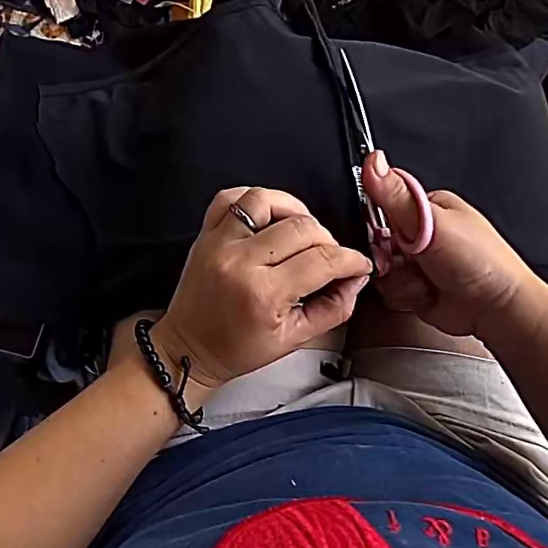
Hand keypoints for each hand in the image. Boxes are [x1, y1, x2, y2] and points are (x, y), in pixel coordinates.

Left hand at [145, 188, 371, 391]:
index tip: (357, 264)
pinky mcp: (207, 234)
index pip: (323, 260)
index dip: (351, 260)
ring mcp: (220, 243)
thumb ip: (333, 309)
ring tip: (303, 233)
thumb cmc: (235, 348)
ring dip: (296, 212)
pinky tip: (271, 216)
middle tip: (331, 258)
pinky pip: (232, 197)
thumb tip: (355, 280)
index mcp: (263, 293)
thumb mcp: (294, 339)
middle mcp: (240, 262)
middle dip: (329, 241)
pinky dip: (257, 200)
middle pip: (303, 228)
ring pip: (268, 200)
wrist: (189, 349)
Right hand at [362, 151, 542, 338]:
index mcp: (426, 208)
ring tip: (426, 280)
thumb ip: (397, 194)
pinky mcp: (415, 289)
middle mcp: (420, 235)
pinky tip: (427, 294)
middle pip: (378, 244)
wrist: (495, 308)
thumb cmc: (479, 261)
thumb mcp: (432, 222)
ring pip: (382, 271)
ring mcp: (418, 263)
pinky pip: (390, 292)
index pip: (382, 207)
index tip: (390, 236)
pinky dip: (406, 297)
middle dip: (390, 259)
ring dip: (401, 281)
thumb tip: (374, 160)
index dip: (378, 225)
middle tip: (413, 260)